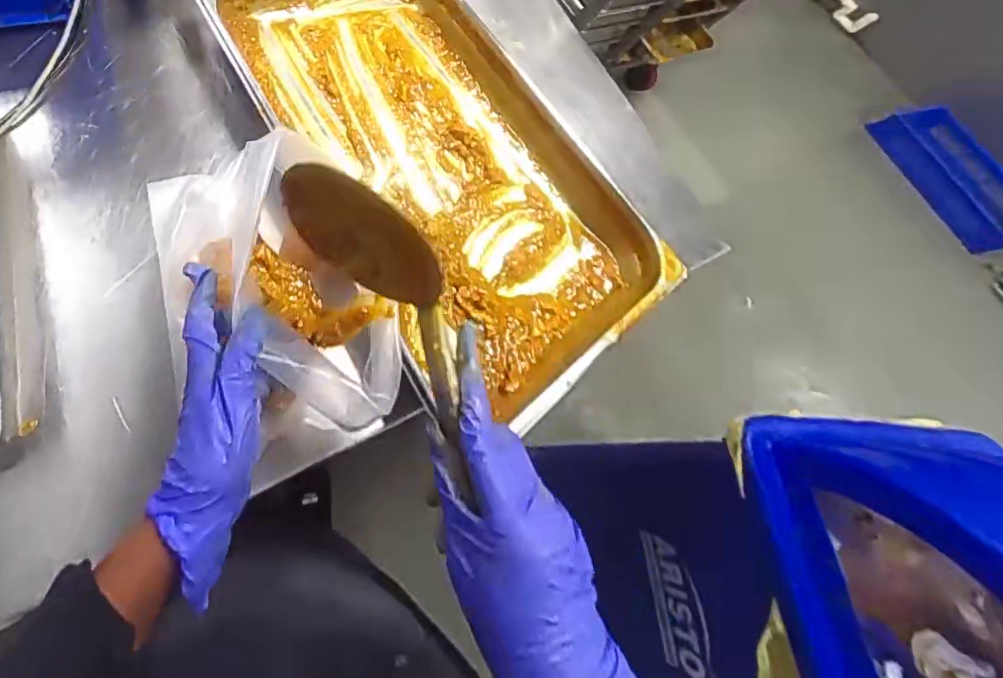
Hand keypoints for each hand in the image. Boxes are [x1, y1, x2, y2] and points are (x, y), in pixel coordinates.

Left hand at [146, 263, 268, 610]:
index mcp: (204, 373)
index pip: (199, 325)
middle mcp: (208, 380)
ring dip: (243, 333)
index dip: (201, 296)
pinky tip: (279, 368)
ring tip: (269, 316)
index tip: (205, 268)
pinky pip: (246, 380)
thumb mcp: (230, 403)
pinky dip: (260, 367)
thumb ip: (239, 361)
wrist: (202, 505)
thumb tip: (250, 321)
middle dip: (222, 307)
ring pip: (231, 355)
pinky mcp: (231, 415)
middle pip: (213, 335)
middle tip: (243, 284)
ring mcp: (219, 399)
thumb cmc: (215, 453)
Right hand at [433, 353, 633, 677]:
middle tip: (440, 470)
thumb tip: (440, 444)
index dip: (472, 396)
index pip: (486, 438)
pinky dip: (499, 494)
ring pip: (511, 466)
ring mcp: (556, 510)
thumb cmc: (501, 612)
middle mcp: (541, 499)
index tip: (465, 355)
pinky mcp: (561, 522)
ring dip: (482, 473)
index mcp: (512, 508)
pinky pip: (524, 489)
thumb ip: (453, 494)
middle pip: (501, 446)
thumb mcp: (463, 552)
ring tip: (454, 511)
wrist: (561, 661)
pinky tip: (483, 524)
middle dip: (470, 443)